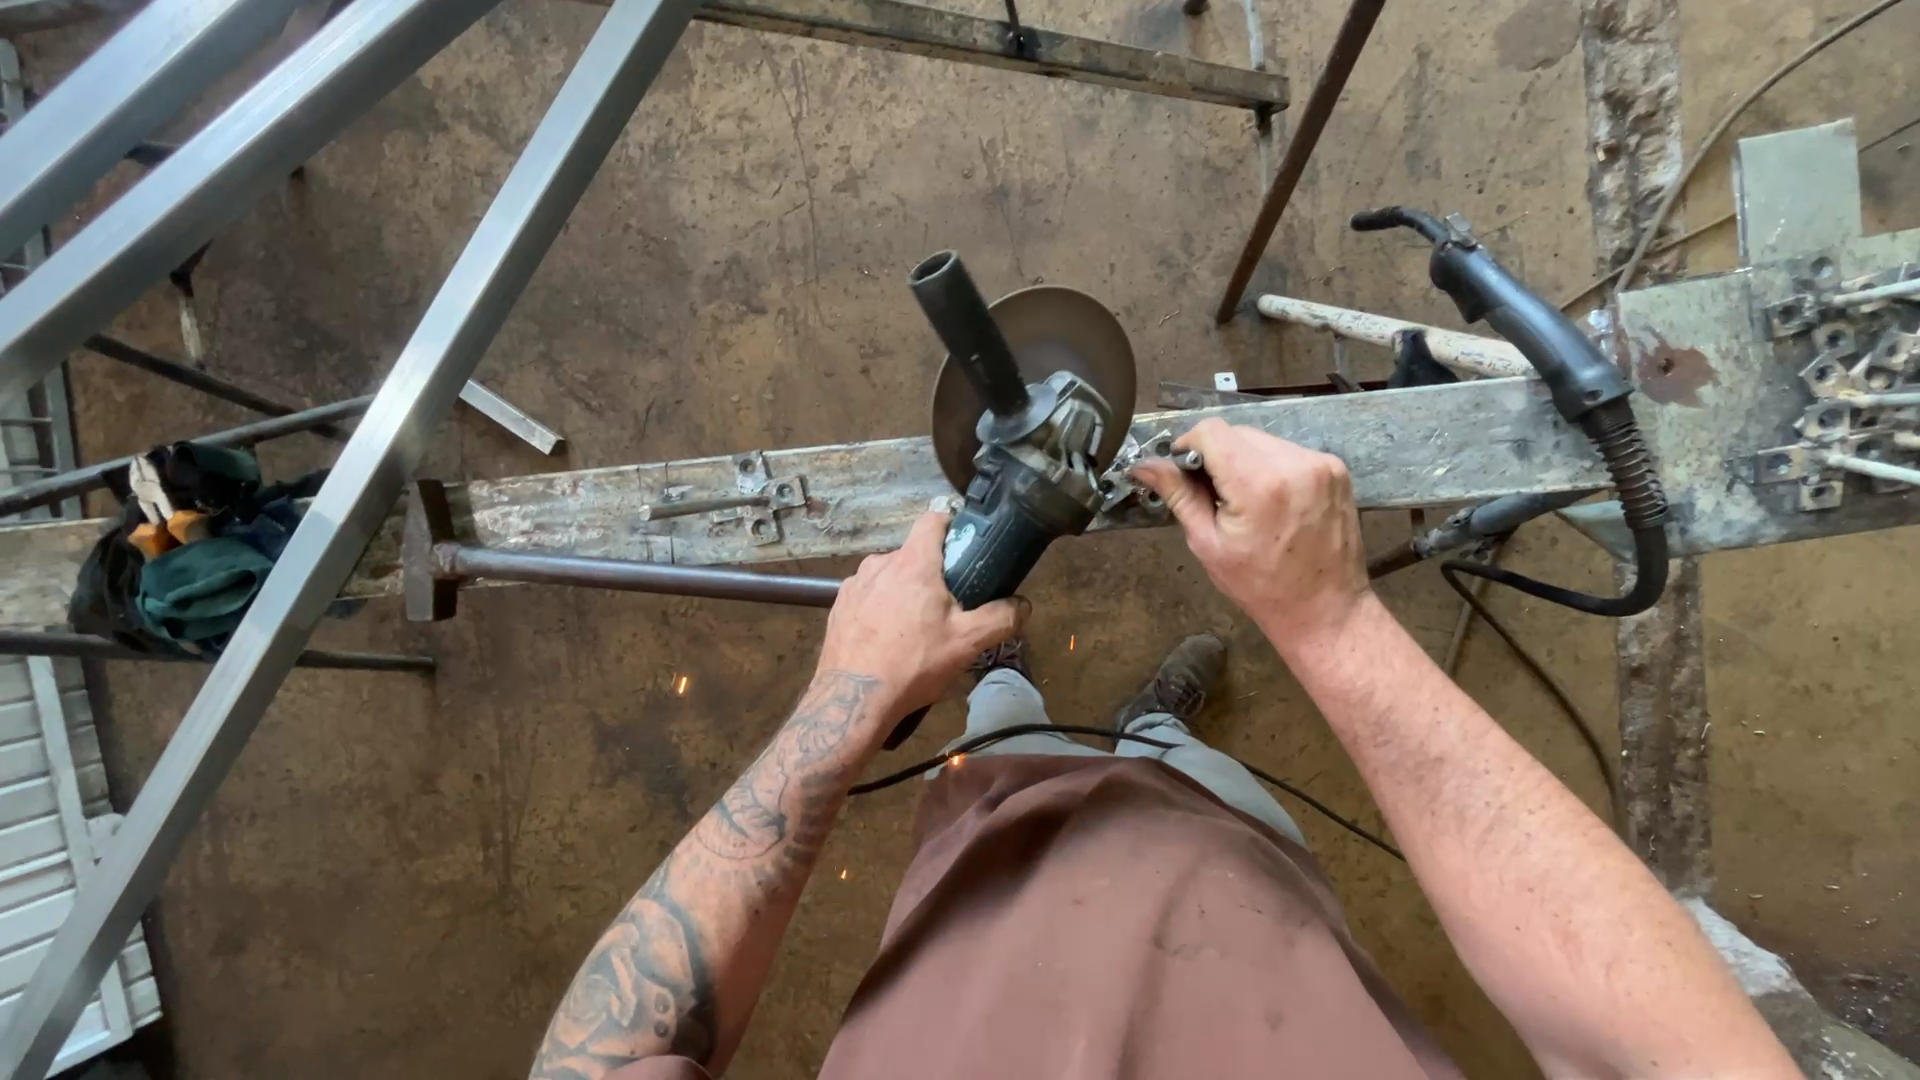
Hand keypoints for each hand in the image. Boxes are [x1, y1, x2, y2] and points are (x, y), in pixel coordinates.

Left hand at [815, 510, 1029, 720]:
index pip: (933, 519)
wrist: (853, 699)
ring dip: (903, 591)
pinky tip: (886, 638)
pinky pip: (867, 595)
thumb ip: (1000, 619)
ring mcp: (854, 584)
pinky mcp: (839, 605)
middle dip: (931, 573)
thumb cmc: (913, 664)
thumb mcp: (966, 644)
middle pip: (913, 554)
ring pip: (889, 575)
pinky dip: (879, 607)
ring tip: (914, 628)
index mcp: (913, 563)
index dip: (951, 526)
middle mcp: (880, 564)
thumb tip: (1022, 606)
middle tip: (946, 607)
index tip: (963, 547)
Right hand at [1133, 419, 1370, 645]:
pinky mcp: (1335, 468)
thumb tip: (1144, 465)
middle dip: (1216, 455)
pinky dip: (1269, 467)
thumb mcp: (1207, 543)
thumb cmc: (1259, 586)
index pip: (1211, 432)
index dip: (1188, 446)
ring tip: (1243, 500)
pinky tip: (1269, 500)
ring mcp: (1320, 463)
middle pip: (1236, 433)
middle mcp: (1294, 463)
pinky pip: (1287, 451)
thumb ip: (1178, 495)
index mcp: (1258, 484)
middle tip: (1211, 493)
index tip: (1183, 472)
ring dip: (1243, 461)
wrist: (1325, 608)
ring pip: (1261, 440)